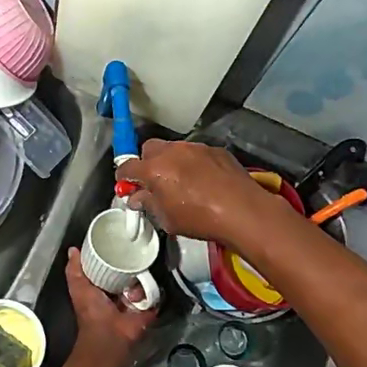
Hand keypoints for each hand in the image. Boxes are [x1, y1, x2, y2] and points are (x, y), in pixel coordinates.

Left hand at [65, 248, 153, 356]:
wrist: (109, 335)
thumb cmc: (91, 311)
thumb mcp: (78, 287)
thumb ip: (74, 270)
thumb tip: (73, 250)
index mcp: (101, 288)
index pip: (108, 268)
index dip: (110, 258)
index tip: (116, 245)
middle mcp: (118, 294)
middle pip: (128, 274)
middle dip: (130, 268)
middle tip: (131, 262)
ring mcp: (134, 302)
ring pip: (142, 283)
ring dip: (138, 283)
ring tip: (131, 289)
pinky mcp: (148, 308)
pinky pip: (155, 295)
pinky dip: (150, 292)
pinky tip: (143, 292)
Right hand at [117, 140, 282, 246]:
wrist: (243, 211)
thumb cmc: (200, 219)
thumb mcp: (167, 218)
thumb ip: (148, 203)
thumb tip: (138, 197)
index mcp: (154, 169)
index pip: (127, 167)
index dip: (124, 177)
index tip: (126, 184)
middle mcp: (172, 152)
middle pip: (149, 149)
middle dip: (147, 162)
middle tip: (153, 181)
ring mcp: (196, 148)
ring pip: (174, 149)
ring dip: (170, 161)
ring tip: (180, 181)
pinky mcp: (216, 150)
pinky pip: (196, 153)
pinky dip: (193, 163)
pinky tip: (202, 180)